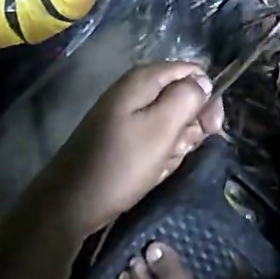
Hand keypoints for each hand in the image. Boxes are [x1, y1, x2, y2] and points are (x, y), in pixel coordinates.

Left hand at [39, 62, 225, 236]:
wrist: (68, 205)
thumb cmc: (119, 165)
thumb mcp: (161, 129)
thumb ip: (187, 97)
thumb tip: (204, 80)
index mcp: (145, 79)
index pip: (194, 72)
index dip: (208, 98)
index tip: (211, 128)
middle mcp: (136, 89)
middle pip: (183, 97)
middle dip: (189, 126)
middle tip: (177, 149)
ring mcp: (127, 113)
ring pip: (172, 122)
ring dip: (174, 145)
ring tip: (158, 164)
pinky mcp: (122, 136)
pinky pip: (154, 139)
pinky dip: (159, 155)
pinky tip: (150, 171)